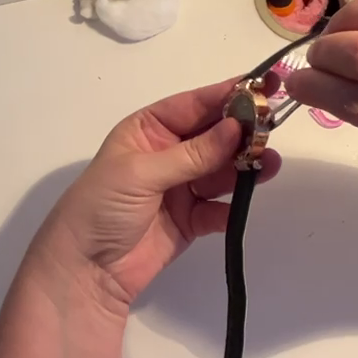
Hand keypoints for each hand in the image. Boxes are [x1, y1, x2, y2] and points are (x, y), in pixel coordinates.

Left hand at [29, 80, 281, 312]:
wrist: (84, 270)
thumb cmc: (102, 207)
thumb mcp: (142, 173)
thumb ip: (193, 153)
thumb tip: (237, 127)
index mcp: (147, 131)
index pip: (192, 106)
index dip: (226, 95)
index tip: (261, 86)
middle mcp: (166, 154)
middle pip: (213, 136)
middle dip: (242, 132)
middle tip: (273, 128)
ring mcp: (180, 188)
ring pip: (221, 171)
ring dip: (244, 166)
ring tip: (270, 163)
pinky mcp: (190, 222)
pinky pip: (219, 209)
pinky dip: (233, 207)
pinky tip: (245, 202)